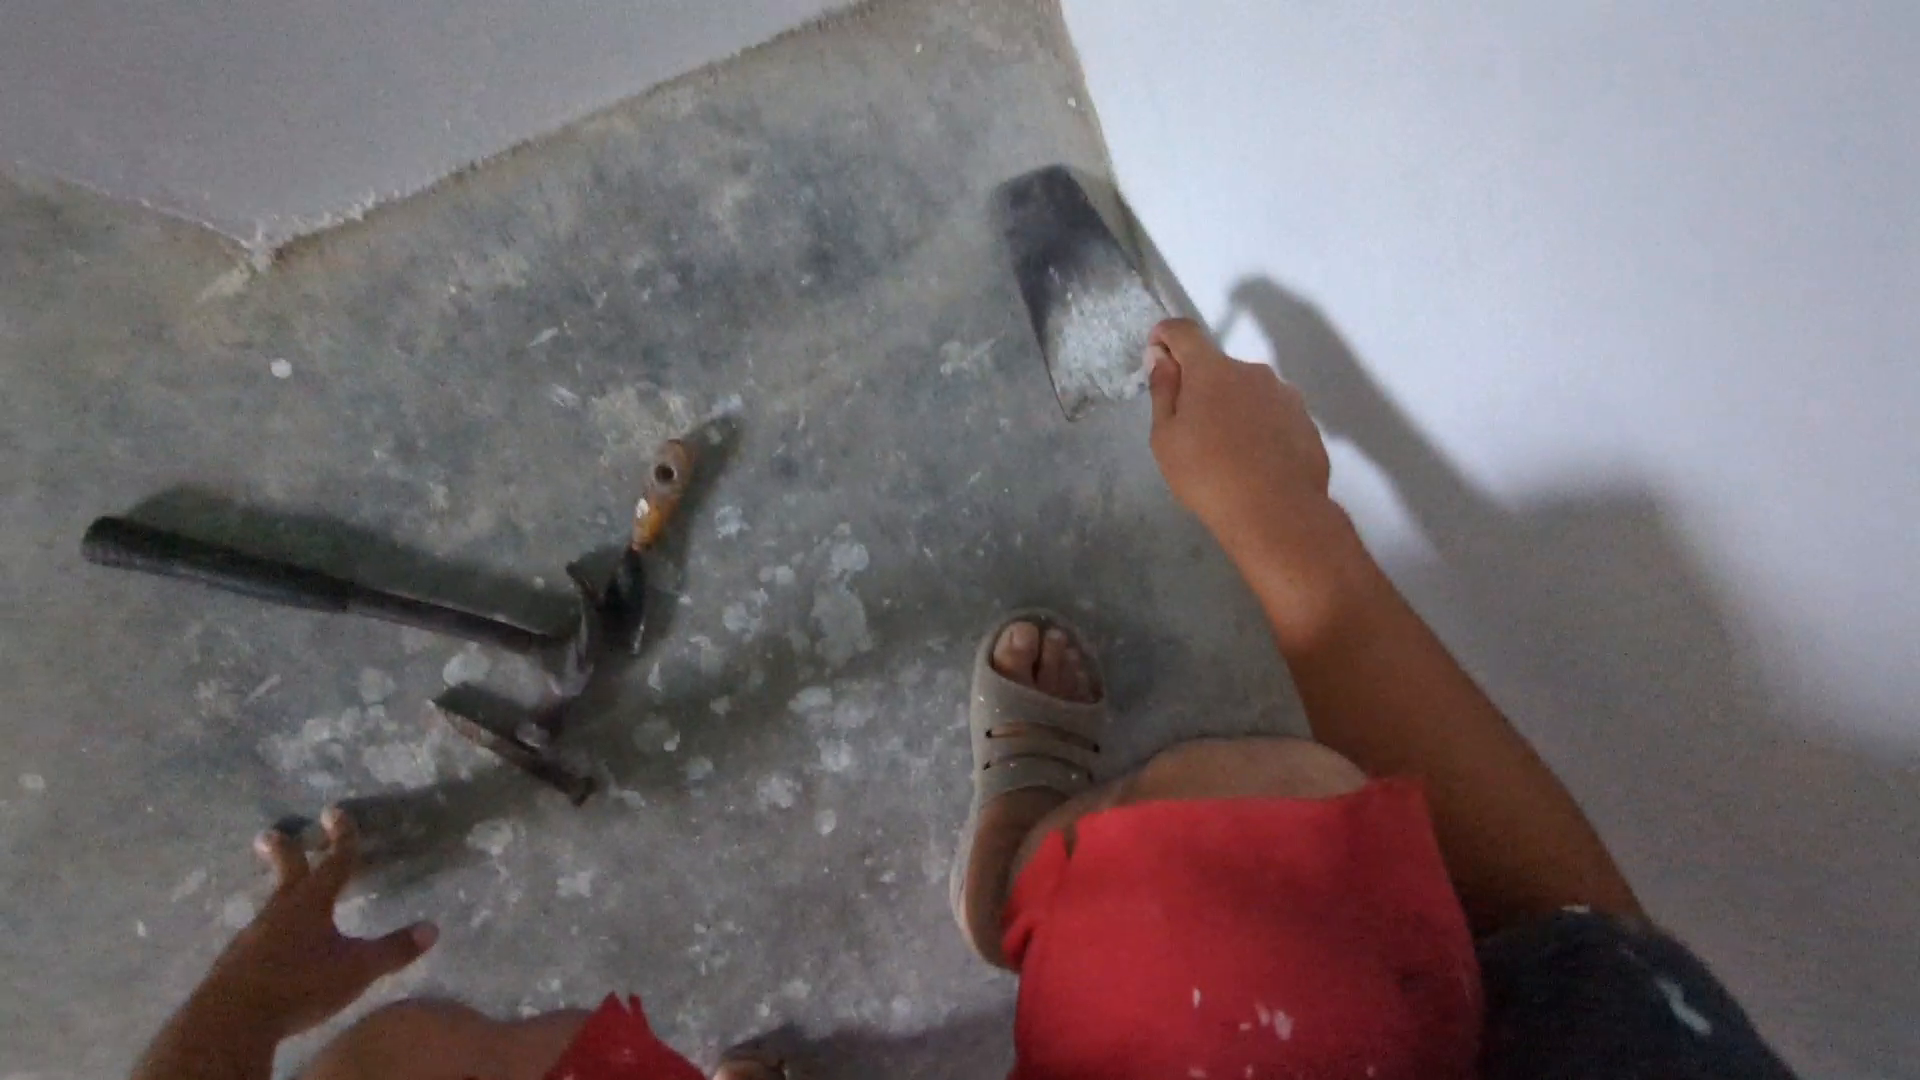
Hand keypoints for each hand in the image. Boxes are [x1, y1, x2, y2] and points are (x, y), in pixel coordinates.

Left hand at [199, 808, 437, 1039]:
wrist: (224, 1030)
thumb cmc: (298, 985)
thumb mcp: (358, 968)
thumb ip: (395, 949)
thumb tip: (432, 929)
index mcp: (311, 903)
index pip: (335, 861)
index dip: (342, 836)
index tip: (334, 811)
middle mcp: (278, 913)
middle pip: (286, 874)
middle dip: (284, 852)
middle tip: (269, 834)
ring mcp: (249, 941)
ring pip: (270, 908)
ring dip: (279, 895)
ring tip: (284, 894)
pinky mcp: (232, 968)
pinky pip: (257, 938)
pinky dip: (269, 929)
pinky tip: (272, 942)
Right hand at [1147, 318, 1333, 552]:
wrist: (1276, 512)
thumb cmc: (1206, 474)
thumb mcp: (1166, 438)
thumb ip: (1163, 391)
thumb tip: (1161, 357)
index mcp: (1212, 371)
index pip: (1184, 332)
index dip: (1166, 336)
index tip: (1157, 353)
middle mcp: (1253, 372)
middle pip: (1218, 368)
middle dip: (1200, 387)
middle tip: (1189, 431)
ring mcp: (1285, 395)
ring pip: (1247, 393)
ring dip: (1231, 409)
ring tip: (1224, 454)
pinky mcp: (1305, 422)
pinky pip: (1271, 416)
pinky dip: (1257, 430)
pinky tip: (1252, 463)